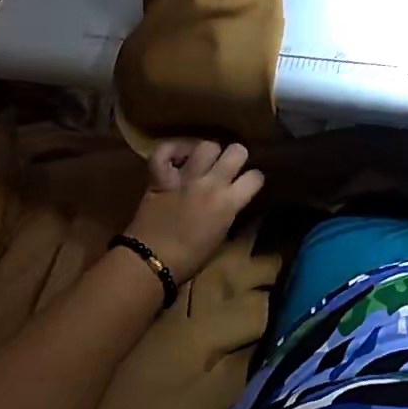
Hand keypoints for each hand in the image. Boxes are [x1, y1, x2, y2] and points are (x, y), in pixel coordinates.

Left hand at [124, 140, 264, 280]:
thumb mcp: (221, 236)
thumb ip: (230, 211)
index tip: (247, 183)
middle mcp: (211, 185)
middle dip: (236, 157)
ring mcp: (185, 179)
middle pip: (236, 151)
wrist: (151, 262)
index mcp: (229, 204)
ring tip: (203, 162)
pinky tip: (178, 158)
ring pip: (206, 146)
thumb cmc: (190, 258)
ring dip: (208, 152)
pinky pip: (165, 151)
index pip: (255, 177)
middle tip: (228, 167)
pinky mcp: (160, 178)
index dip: (253, 179)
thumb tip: (233, 199)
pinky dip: (171, 150)